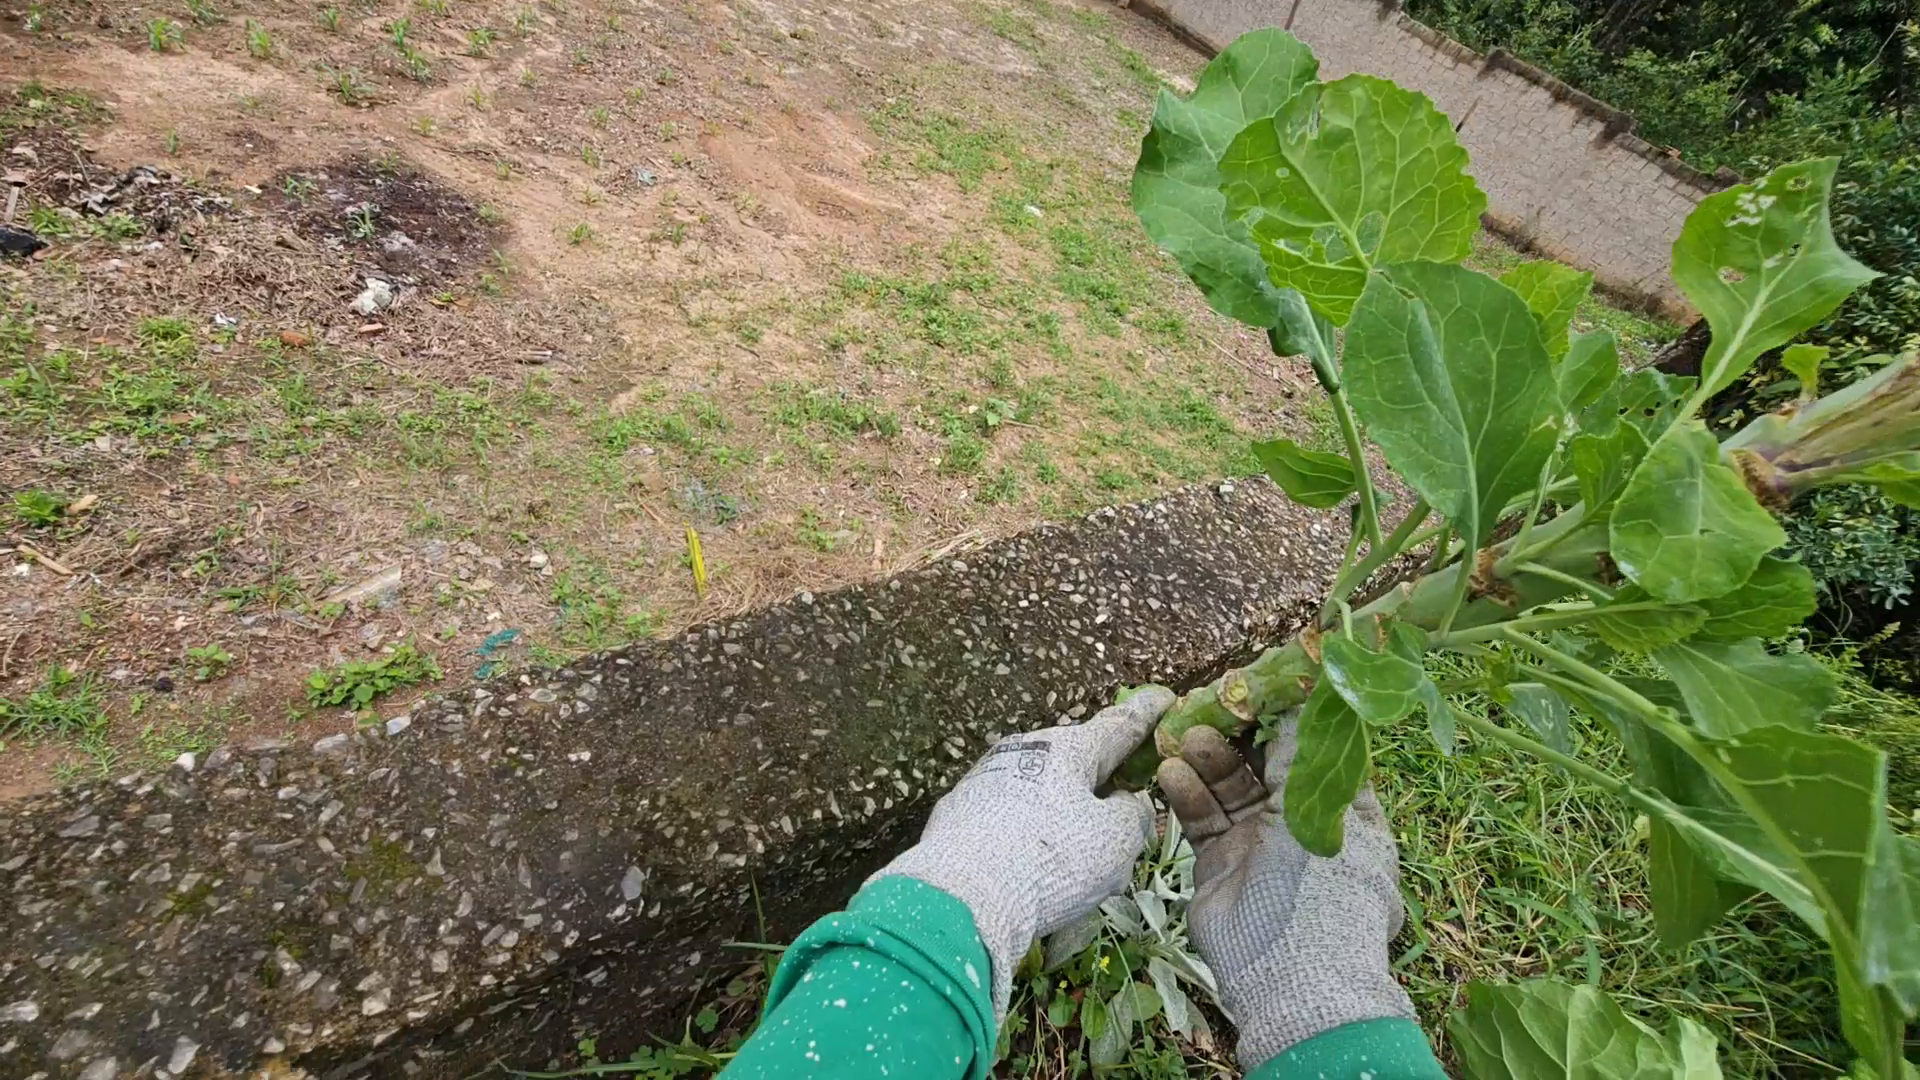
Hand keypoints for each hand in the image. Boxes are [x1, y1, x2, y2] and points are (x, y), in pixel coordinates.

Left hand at [871, 687, 1175, 1013]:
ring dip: (1059, 803)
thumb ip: (1132, 816)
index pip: (1118, 726)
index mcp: (1067, 749)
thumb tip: (1125, 802)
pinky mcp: (960, 807)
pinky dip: (1026, 826)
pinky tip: (1028, 855)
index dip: (1146, 715)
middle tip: (1119, 780)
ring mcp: (986, 776)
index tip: (1164, 696)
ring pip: (1039, 785)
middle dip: (1097, 768)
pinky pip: (1008, 810)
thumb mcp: (1114, 842)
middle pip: (1074, 756)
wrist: (961, 893)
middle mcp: (1025, 750)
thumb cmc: (1050, 860)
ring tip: (1073, 840)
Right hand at [1157, 719, 1414, 1068]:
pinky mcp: (1218, 859)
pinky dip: (1187, 793)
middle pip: (1261, 764)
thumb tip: (1297, 698)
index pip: (1309, 752)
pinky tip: (1172, 774)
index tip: (1254, 688)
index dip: (1282, 720)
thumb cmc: (1320, 885)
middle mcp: (1297, 822)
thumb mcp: (1316, 810)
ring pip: (1227, 787)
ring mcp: (1256, 842)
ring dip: (1206, 761)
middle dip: (1235, 736)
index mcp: (1337, 811)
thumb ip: (1297, 752)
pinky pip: (1202, 816)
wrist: (1287, 975)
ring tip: (1185, 738)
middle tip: (1207, 706)